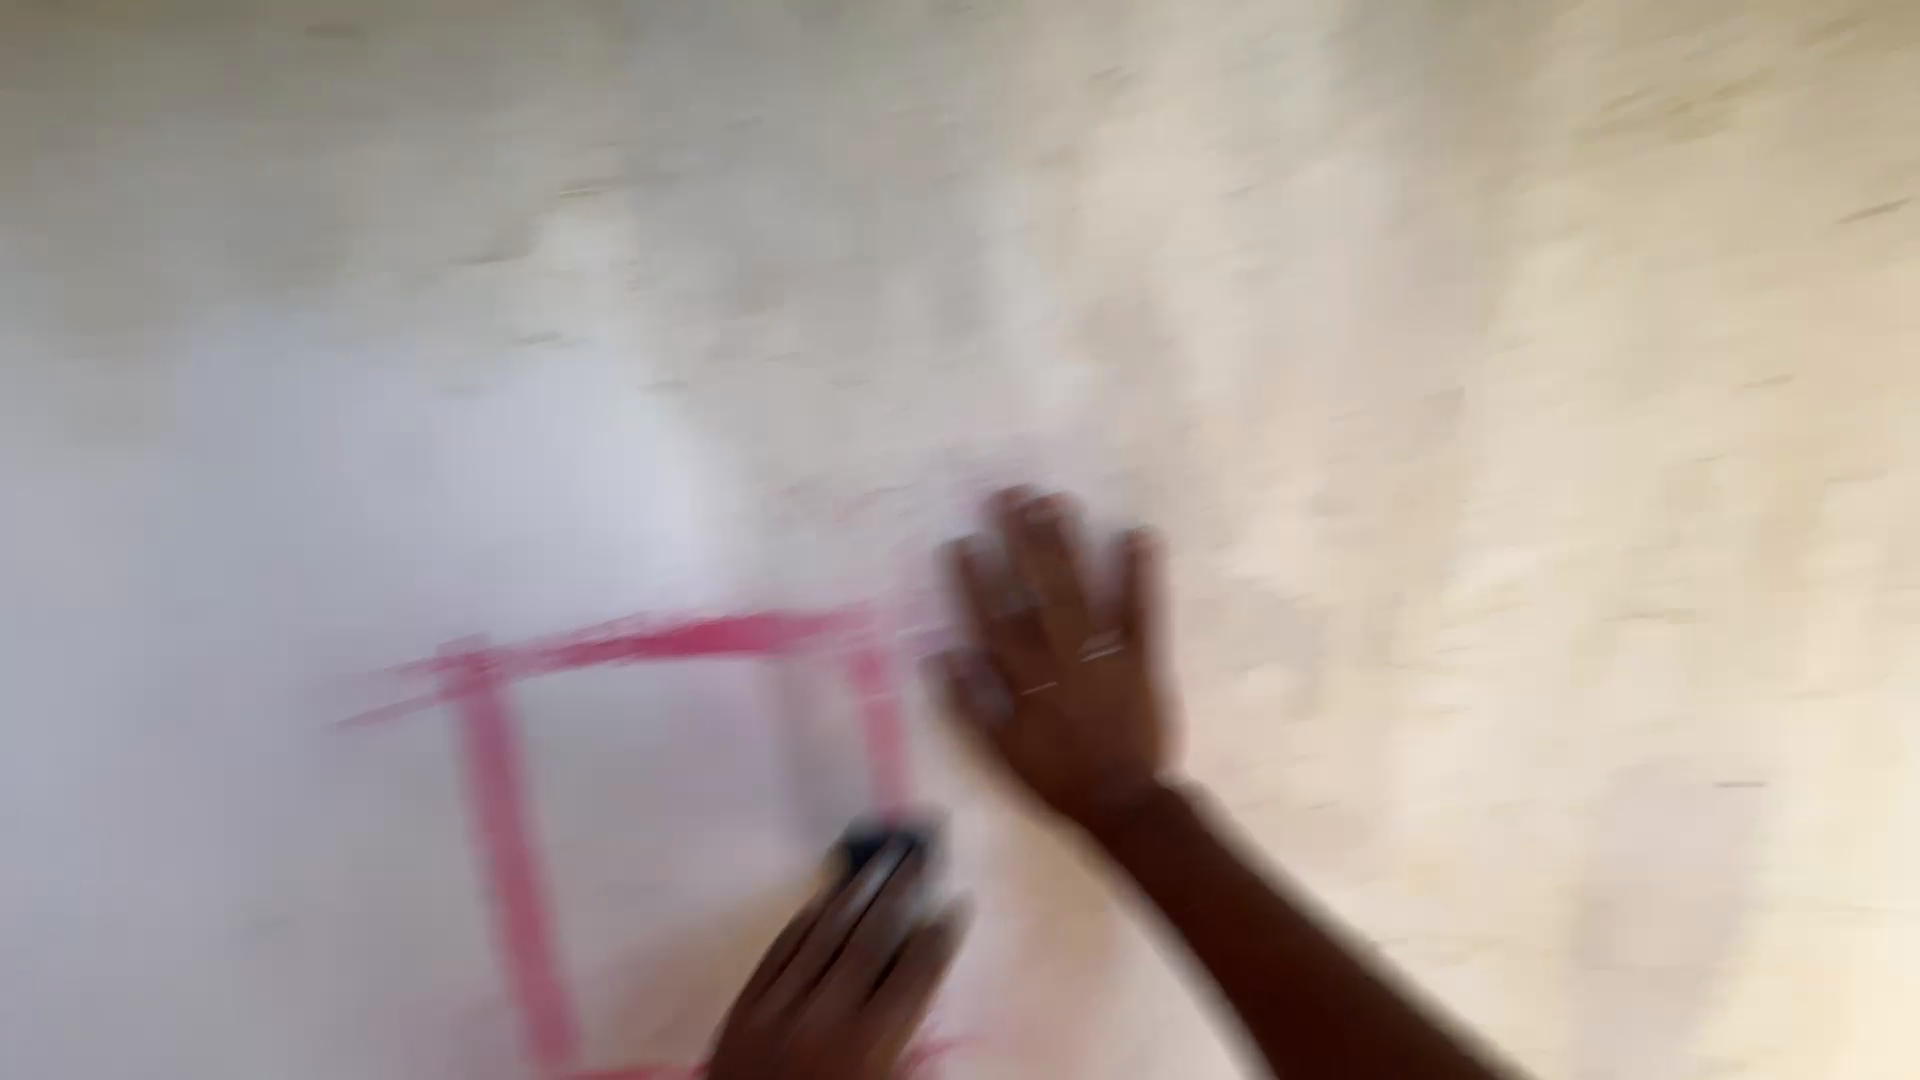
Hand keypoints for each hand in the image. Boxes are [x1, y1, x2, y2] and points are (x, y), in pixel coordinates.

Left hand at [708, 841, 964, 1079]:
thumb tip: (917, 969)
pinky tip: (827, 896)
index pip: (916, 972)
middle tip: (919, 856)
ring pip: (828, 930)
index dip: (941, 934)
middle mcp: (826, 1018)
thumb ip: (903, 1034)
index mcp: (869, 1047)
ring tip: (881, 859)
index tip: (956, 903)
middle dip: (903, 889)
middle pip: (874, 936)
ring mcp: (779, 1008)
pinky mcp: (743, 1007)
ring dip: (859, 888)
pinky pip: (781, 947)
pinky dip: (806, 918)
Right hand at [934, 487, 1173, 834]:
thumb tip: (942, 653)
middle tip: (1013, 496)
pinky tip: (1137, 534)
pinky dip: (1140, 574)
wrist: (1124, 803)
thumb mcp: (999, 752)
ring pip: (1082, 591)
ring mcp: (1105, 655)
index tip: (964, 542)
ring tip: (1056, 501)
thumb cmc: (1055, 777)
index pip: (993, 620)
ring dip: (1068, 545)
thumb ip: (969, 703)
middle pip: (1038, 590)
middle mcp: (1062, 658)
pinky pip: (1142, 612)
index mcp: (1025, 681)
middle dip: (1023, 541)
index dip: (976, 580)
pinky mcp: (1143, 658)